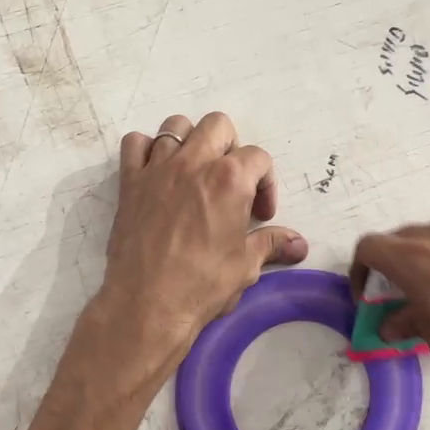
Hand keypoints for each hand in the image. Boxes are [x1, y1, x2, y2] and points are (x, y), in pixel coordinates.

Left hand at [102, 112, 308, 348]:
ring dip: (190, 142)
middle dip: (231, 149)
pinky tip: (156, 174)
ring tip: (194, 173)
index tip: (259, 215)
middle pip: (218, 126)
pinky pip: (135, 144)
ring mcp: (158, 169)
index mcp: (230, 179)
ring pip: (176, 126)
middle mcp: (194, 162)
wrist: (147, 303)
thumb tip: (300, 245)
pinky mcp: (130, 182)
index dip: (266, 184)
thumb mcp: (245, 266)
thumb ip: (272, 244)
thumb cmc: (202, 285)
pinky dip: (147, 151)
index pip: (258, 158)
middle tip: (230, 184)